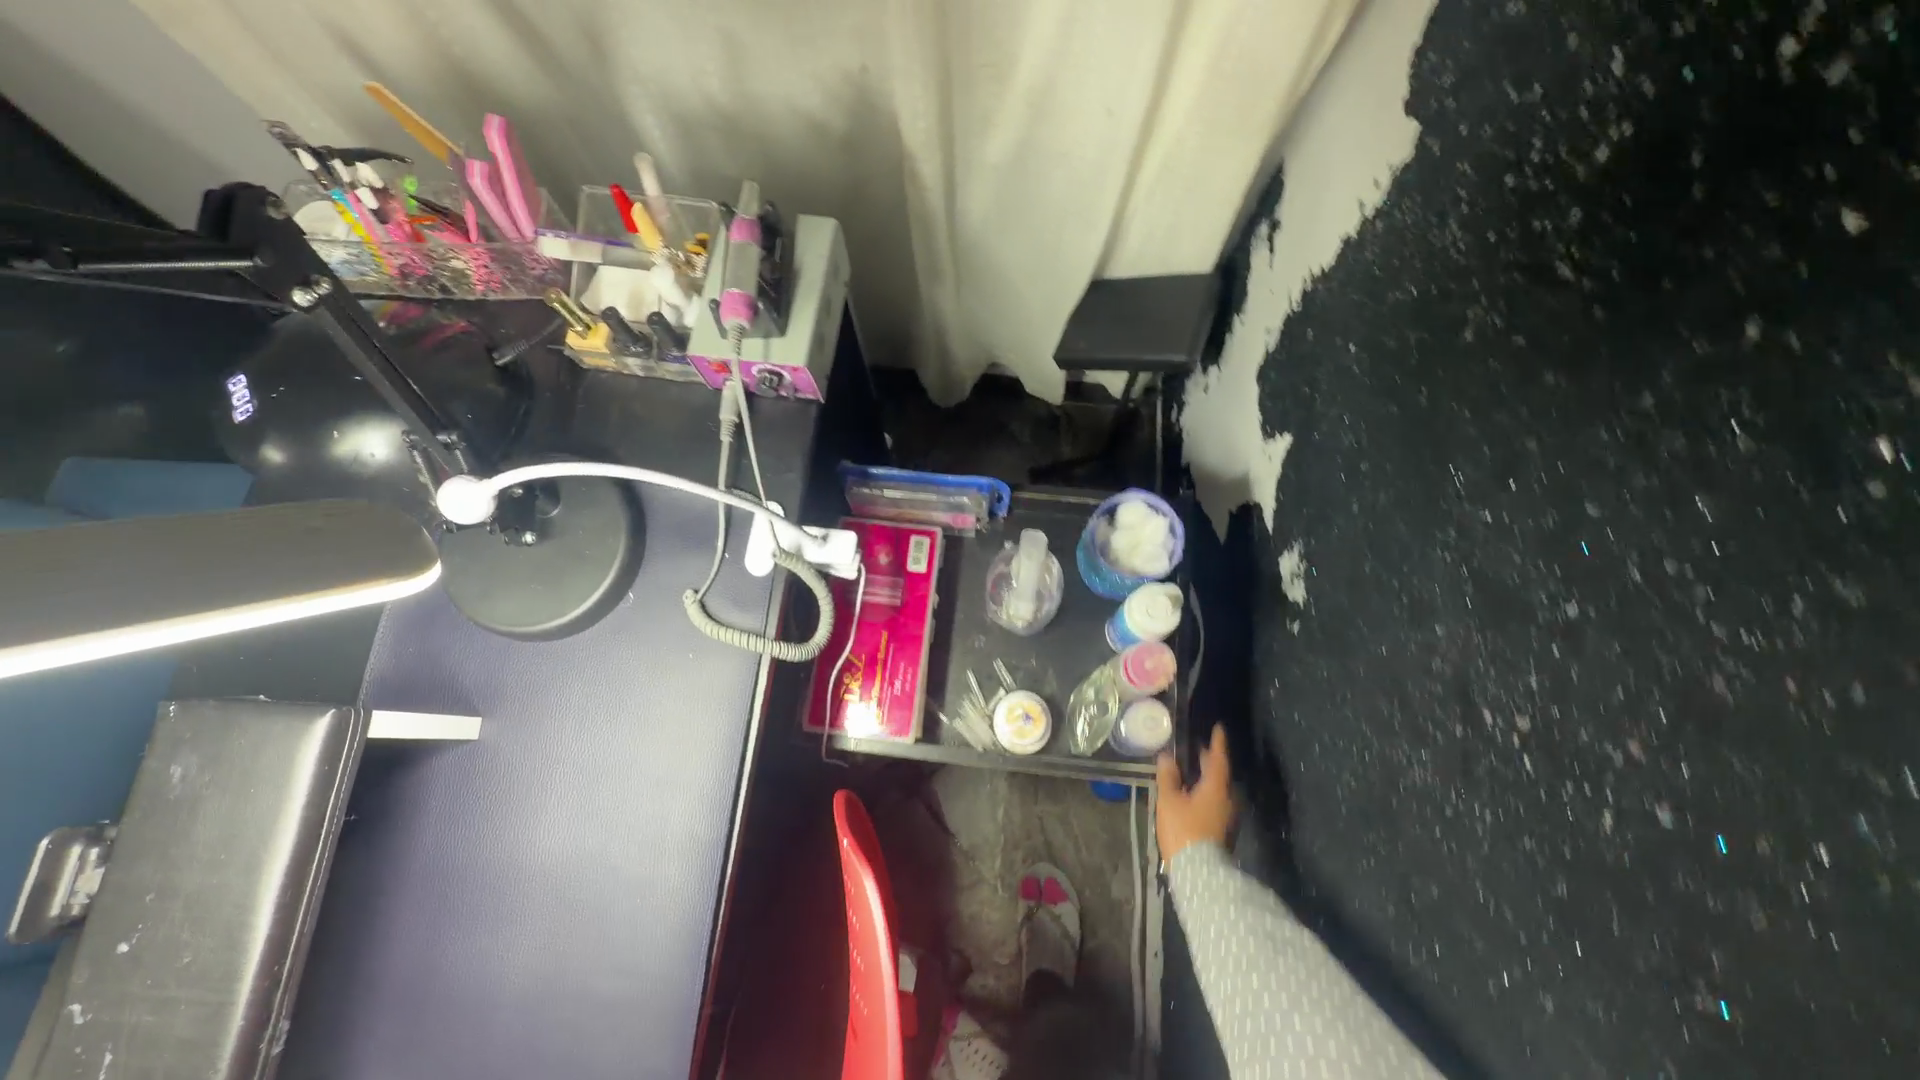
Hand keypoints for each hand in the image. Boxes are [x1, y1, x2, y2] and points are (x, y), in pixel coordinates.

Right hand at [1154, 725, 1234, 859]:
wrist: (1199, 873)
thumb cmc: (1184, 831)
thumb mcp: (1169, 802)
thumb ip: (1168, 777)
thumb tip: (1166, 758)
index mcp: (1217, 787)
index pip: (1218, 758)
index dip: (1217, 742)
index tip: (1218, 727)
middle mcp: (1228, 798)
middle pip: (1219, 773)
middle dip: (1209, 760)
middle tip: (1197, 747)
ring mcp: (1228, 815)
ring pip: (1218, 788)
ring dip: (1206, 777)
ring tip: (1191, 769)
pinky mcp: (1223, 828)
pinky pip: (1216, 801)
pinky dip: (1206, 791)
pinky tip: (1192, 793)